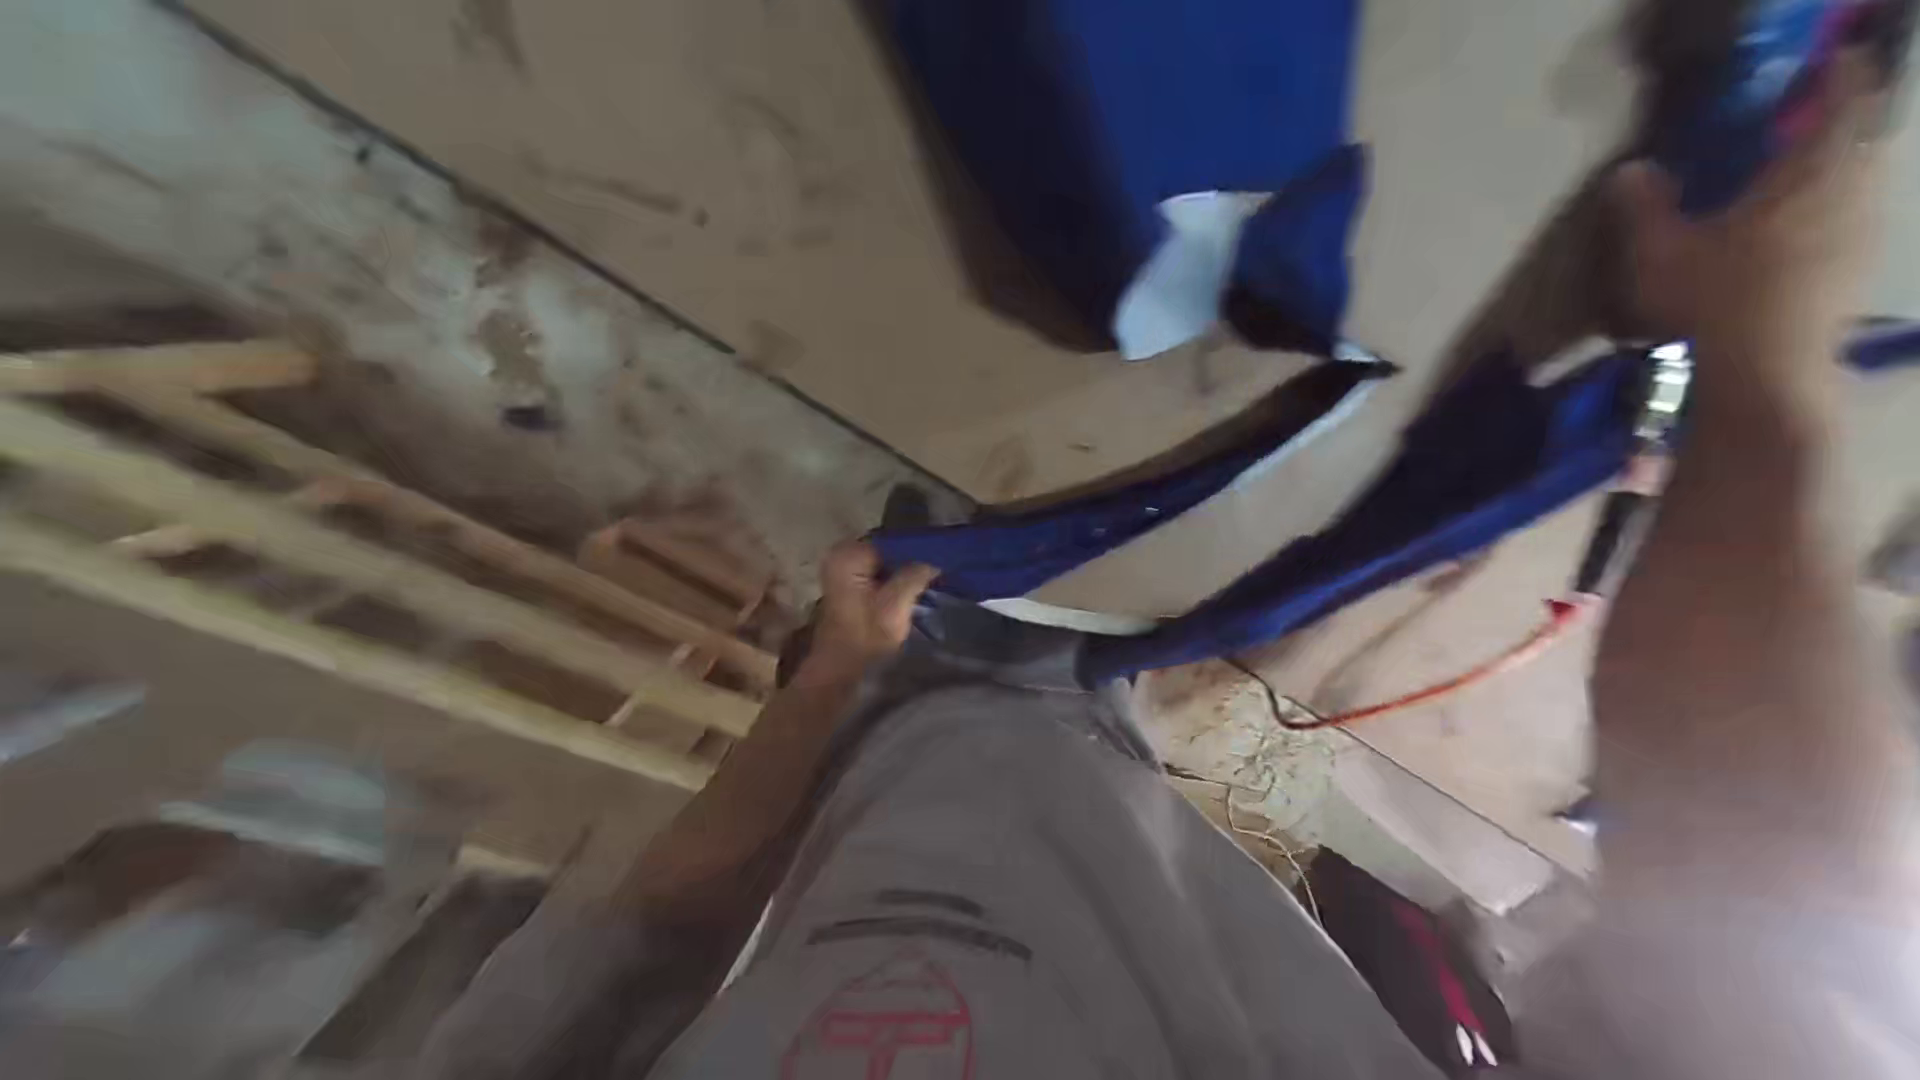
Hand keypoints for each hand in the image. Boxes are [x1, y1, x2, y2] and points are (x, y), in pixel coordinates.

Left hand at [793, 540, 938, 687]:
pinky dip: (897, 578)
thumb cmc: (864, 640)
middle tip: (943, 567)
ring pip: (887, 561)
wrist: (840, 670)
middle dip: (914, 559)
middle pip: (890, 549)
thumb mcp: (895, 607)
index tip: (944, 557)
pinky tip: (918, 586)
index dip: (920, 549)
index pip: (893, 541)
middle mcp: (842, 554)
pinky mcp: (850, 582)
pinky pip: (881, 572)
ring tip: (935, 576)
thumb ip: (914, 576)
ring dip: (908, 570)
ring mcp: (844, 568)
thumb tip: (936, 557)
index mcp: (848, 556)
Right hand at [1614, 50, 1888, 367]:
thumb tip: (1630, 170)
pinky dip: (1831, 209)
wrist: (1767, 363)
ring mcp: (1866, 227)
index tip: (1830, 58)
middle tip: (1800, 126)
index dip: (1838, 73)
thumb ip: (1645, 208)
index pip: (1843, 99)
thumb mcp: (1659, 252)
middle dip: (1837, 124)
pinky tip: (1796, 234)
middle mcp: (1856, 187)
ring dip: (1834, 171)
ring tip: (1792, 183)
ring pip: (1861, 178)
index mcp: (1812, 171)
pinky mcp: (1859, 263)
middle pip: (1863, 136)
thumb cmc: (1713, 296)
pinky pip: (1854, 215)